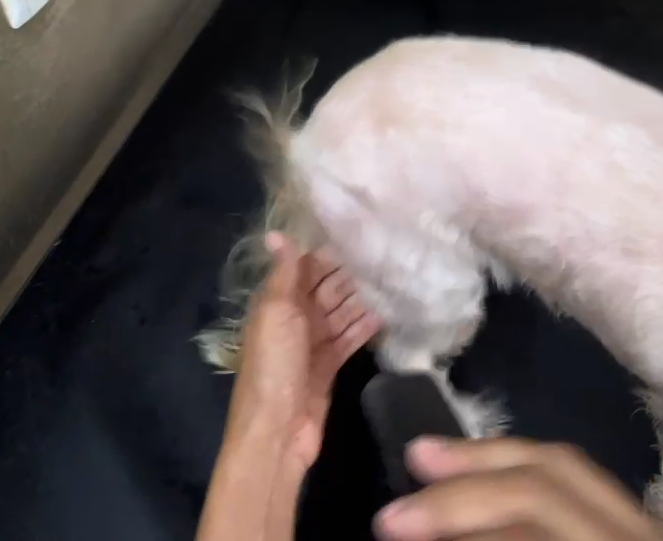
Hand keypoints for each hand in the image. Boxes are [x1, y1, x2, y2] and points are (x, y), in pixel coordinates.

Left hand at [225, 233, 381, 469]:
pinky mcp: (330, 365)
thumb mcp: (275, 312)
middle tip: (383, 255)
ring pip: (340, 312)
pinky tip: (386, 314)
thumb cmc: (272, 364)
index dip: (327, 253)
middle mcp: (295, 318)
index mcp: (277, 302)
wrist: (277, 430)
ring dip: (360, 299)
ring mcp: (313, 343)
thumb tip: (275, 232)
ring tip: (390, 279)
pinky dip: (364, 327)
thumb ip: (283, 273)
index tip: (357, 233)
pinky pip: (349, 338)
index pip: (304, 268)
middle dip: (349, 274)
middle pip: (326, 289)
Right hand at [372, 437, 662, 540]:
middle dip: (465, 482)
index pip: (528, 533)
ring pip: (566, 465)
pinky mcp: (645, 529)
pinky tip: (486, 468)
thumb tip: (432, 537)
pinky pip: (580, 478)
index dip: (457, 521)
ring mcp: (650, 533)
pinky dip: (523, 466)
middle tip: (400, 483)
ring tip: (430, 454)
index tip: (389, 528)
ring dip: (490, 456)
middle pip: (548, 485)